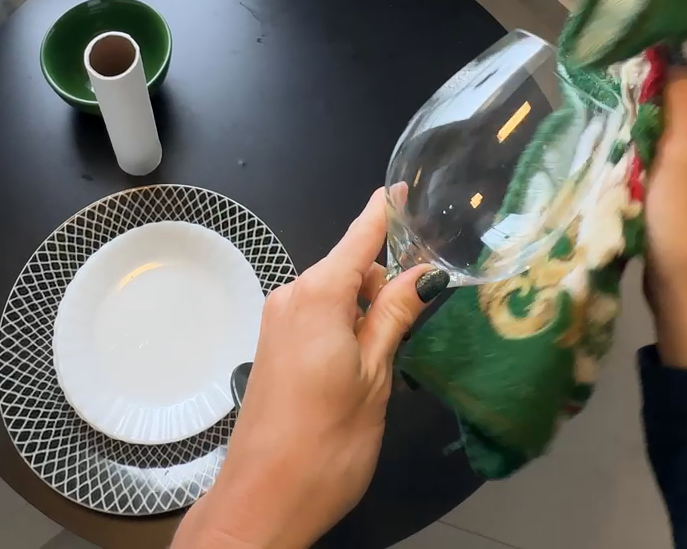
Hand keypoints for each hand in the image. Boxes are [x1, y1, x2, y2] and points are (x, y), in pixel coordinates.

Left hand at [173, 189, 445, 548]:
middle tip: (410, 326)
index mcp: (319, 294)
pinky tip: (358, 364)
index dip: (384, 212)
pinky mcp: (274, 340)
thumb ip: (396, 315)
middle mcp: (292, 294)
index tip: (403, 188)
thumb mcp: (376, 375)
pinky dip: (344, 324)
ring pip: (336, 292)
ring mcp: (279, 318)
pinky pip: (318, 313)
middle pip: (350, 266)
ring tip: (384, 362)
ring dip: (364, 310)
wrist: (263, 498)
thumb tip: (423, 273)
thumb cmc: (328, 440)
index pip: (360, 236)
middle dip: (383, 283)